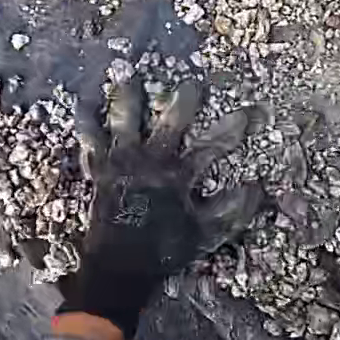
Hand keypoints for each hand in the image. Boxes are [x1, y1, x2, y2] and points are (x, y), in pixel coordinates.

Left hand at [58, 81, 261, 339]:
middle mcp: (151, 160)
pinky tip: (81, 100)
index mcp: (178, 175)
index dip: (233, 128)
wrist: (118, 267)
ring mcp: (122, 161)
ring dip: (128, 95)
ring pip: (125, 119)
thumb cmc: (163, 251)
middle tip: (193, 82)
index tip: (251, 110)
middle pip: (170, 121)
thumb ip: (233, 211)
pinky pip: (89, 138)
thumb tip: (259, 185)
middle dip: (184, 99)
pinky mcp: (99, 167)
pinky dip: (85, 119)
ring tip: (128, 72)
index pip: (213, 146)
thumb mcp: (205, 236)